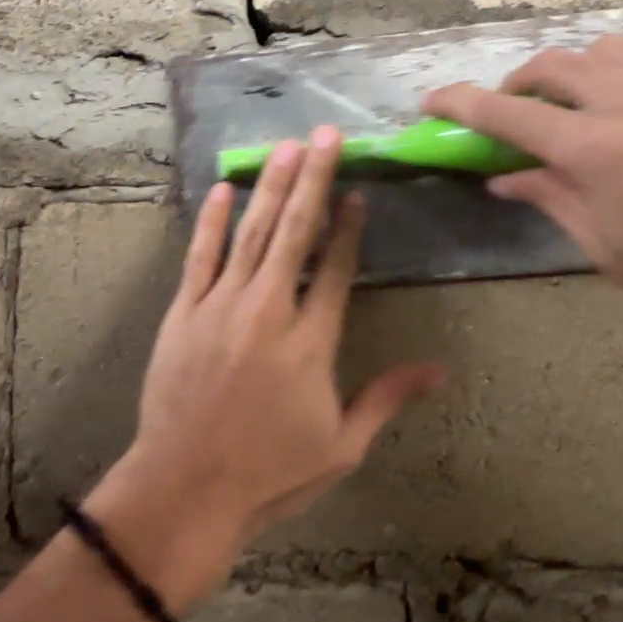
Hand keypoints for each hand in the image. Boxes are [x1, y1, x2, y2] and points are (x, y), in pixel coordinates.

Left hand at [86, 128, 444, 608]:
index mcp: (311, 342)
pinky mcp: (183, 312)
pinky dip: (212, 221)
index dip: (349, 227)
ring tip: (286, 146)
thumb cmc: (270, 472)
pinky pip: (200, 256)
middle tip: (326, 135)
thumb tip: (439, 370)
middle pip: (294, 233)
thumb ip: (386, 398)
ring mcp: (220, 306)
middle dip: (313, 180)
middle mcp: (268, 310)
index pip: (337, 269)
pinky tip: (224, 189)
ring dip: (271, 187)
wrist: (187, 486)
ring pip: (251, 234)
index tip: (357, 192)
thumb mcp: (341, 446)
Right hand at [422, 34, 622, 382]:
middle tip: (513, 111)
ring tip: (580, 99)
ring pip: (609, 47)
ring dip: (578, 68)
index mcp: (595, 150)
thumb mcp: (608, 250)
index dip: (459, 103)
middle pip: (553, 66)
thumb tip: (504, 175)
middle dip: (518, 84)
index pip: (506, 112)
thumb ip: (552, 198)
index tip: (432, 100)